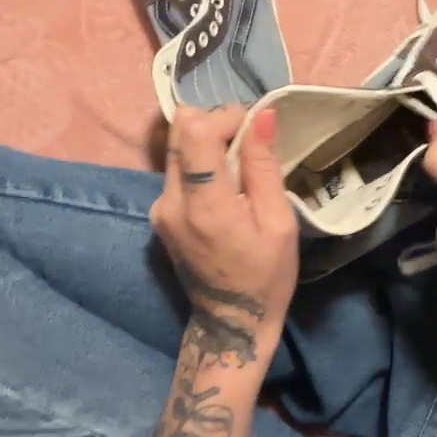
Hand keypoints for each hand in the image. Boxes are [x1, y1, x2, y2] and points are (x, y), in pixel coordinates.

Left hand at [151, 106, 298, 369]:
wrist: (230, 322)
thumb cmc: (266, 275)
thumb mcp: (278, 222)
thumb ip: (263, 166)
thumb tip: (261, 114)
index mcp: (204, 205)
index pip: (196, 131)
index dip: (227, 117)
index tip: (255, 130)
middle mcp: (170, 201)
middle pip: (179, 130)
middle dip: (216, 124)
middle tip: (249, 142)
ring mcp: (159, 207)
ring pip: (175, 146)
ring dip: (208, 142)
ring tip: (240, 165)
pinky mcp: (158, 213)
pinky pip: (175, 168)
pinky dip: (199, 162)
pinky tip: (225, 185)